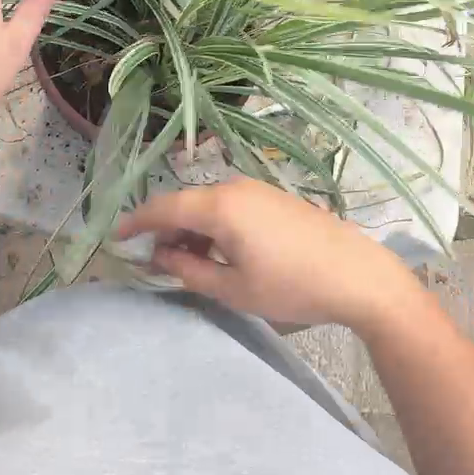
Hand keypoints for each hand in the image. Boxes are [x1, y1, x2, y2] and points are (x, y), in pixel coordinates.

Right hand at [113, 180, 426, 334]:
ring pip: (208, 204)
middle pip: (185, 203)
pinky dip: (213, 226)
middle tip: (152, 262)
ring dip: (191, 230)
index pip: (164, 207)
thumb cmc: (291, 284)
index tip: (115, 237)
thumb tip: (160, 256)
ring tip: (186, 264)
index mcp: (219, 205)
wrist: (357, 274)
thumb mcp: (234, 288)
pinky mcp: (272, 196)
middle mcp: (233, 186)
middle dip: (164, 230)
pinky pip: (229, 205)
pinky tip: (219, 254)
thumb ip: (190, 271)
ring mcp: (256, 188)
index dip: (136, 221)